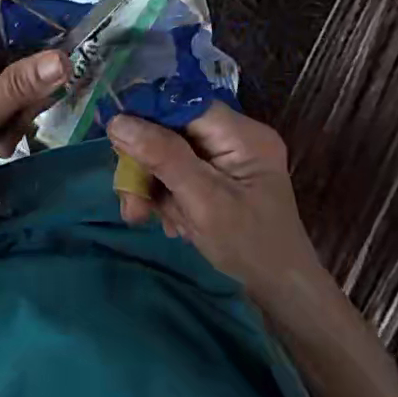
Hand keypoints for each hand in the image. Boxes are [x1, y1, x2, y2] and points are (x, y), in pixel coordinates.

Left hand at [0, 26, 68, 200]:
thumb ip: (21, 85)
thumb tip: (66, 58)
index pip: (16, 30)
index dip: (40, 50)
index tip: (60, 76)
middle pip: (23, 63)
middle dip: (26, 98)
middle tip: (15, 123)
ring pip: (19, 91)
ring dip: (17, 120)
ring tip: (0, 143)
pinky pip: (8, 111)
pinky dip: (8, 130)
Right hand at [106, 106, 324, 299]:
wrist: (281, 290)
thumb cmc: (248, 245)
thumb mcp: (202, 200)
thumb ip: (162, 156)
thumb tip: (118, 121)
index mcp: (241, 134)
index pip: (182, 105)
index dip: (145, 117)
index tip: (116, 143)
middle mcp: (233, 137)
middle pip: (171, 131)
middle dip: (145, 166)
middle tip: (133, 204)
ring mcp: (225, 158)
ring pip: (168, 153)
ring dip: (151, 187)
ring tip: (145, 217)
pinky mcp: (216, 177)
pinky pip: (177, 172)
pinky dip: (164, 195)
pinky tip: (168, 221)